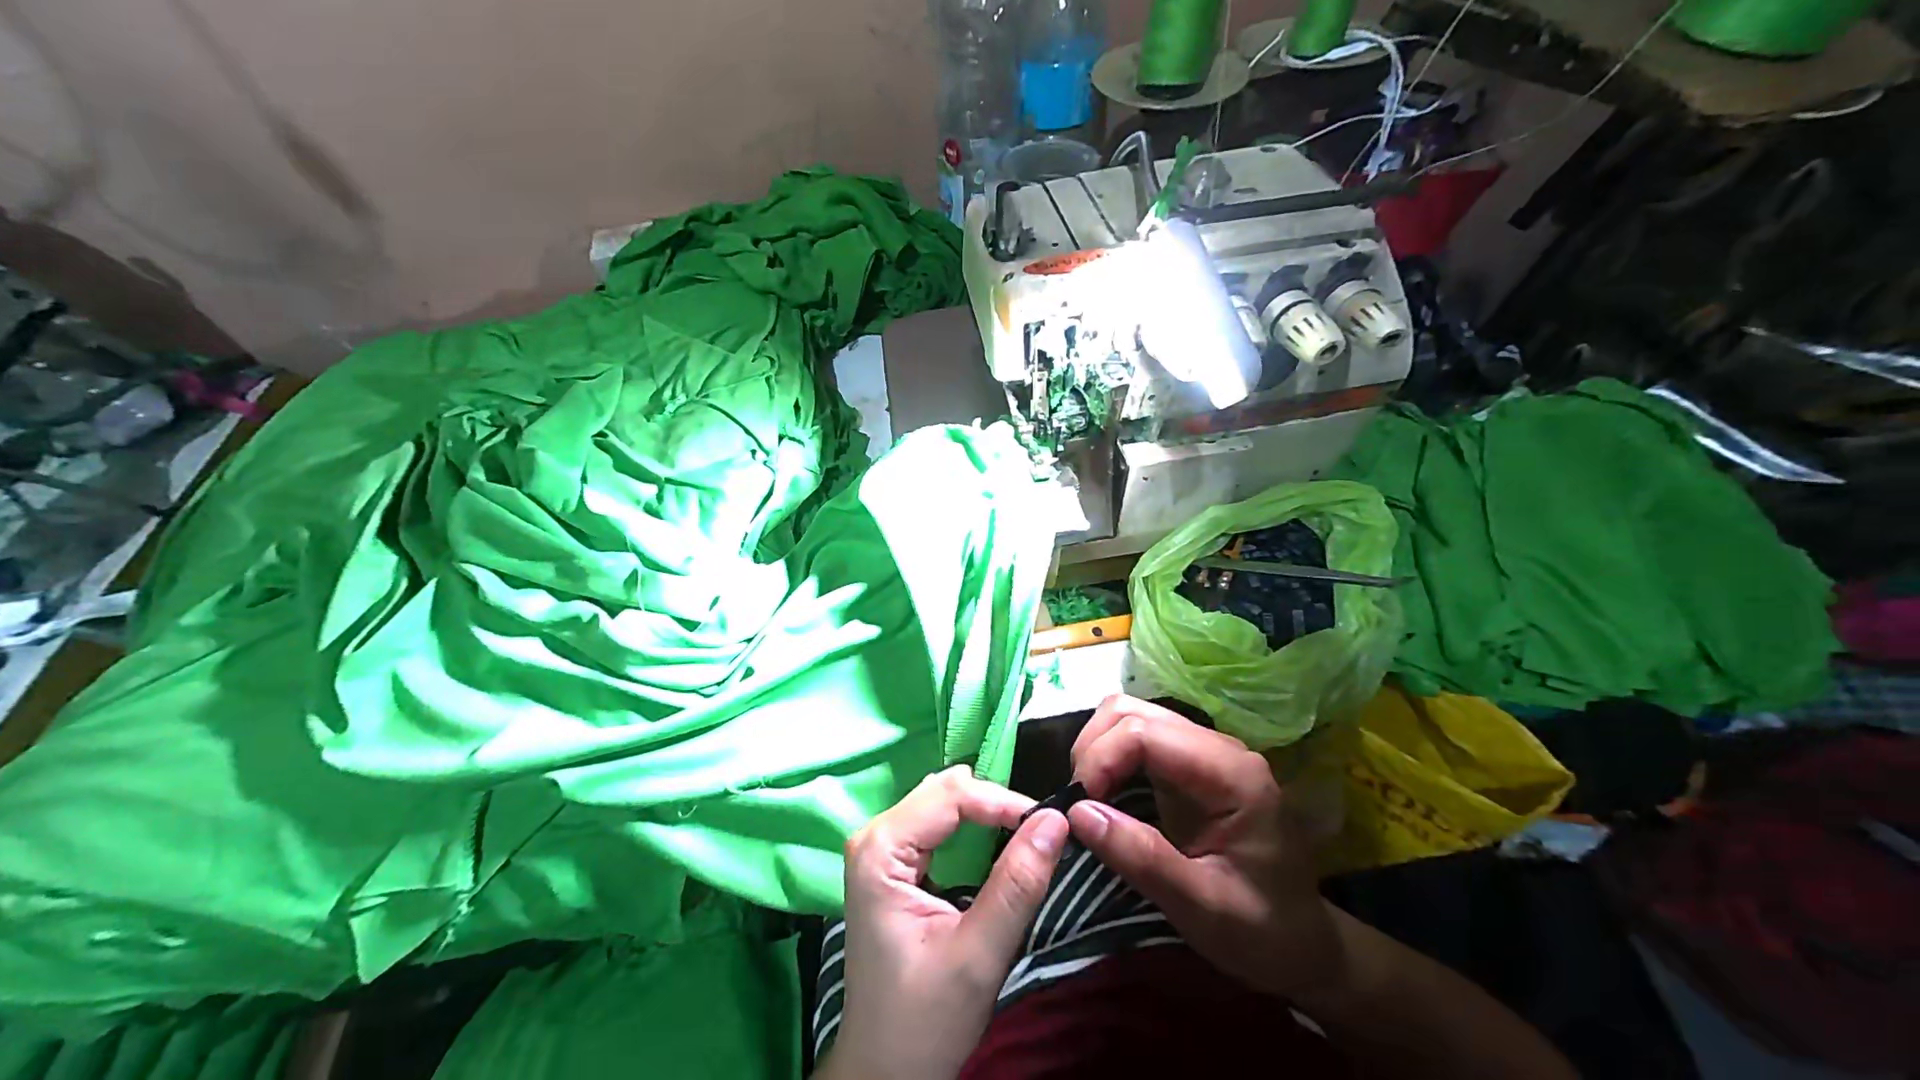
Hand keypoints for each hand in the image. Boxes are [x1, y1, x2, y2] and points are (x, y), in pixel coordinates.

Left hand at [819, 765, 1069, 1079]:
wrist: (883, 1072)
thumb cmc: (924, 1022)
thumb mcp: (978, 956)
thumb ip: (1017, 884)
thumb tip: (1055, 820)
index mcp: (880, 850)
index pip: (950, 795)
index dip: (1003, 802)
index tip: (1050, 823)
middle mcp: (873, 837)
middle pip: (944, 791)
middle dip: (996, 802)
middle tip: (1043, 828)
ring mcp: (879, 849)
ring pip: (942, 801)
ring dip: (986, 811)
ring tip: (1027, 831)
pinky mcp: (891, 864)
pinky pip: (936, 823)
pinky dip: (972, 826)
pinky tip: (996, 840)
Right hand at [1065, 695, 1344, 1001]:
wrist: (1301, 944)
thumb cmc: (1261, 931)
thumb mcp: (1201, 908)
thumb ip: (1143, 858)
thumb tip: (1077, 812)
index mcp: (1230, 774)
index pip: (1144, 732)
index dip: (1100, 760)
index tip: (1079, 809)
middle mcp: (1216, 747)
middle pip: (1131, 712)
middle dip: (1092, 751)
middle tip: (1080, 805)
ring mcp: (1201, 751)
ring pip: (1128, 717)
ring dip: (1096, 751)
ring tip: (1089, 801)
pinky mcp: (1186, 764)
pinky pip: (1134, 739)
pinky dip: (1107, 759)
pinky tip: (1104, 797)